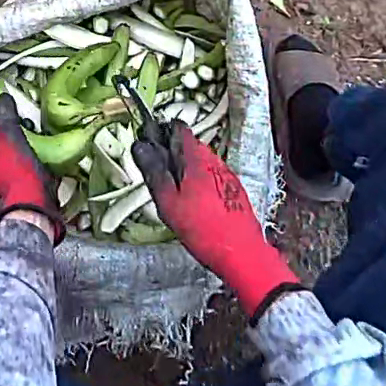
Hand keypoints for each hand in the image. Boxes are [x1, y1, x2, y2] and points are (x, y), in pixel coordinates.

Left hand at [0, 95, 62, 242]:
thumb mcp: (9, 137)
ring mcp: (8, 180)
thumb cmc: (18, 172)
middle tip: (22, 120)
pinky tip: (45, 148)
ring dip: (24, 142)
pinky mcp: (25, 185)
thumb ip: (5, 117)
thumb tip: (2, 97)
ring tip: (35, 132)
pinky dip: (34, 154)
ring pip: (14, 154)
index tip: (0, 111)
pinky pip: (28, 164)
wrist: (36, 205)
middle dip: (10, 130)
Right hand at [131, 125, 299, 316]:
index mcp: (196, 160)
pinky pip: (213, 174)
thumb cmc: (204, 230)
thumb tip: (141, 147)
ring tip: (174, 188)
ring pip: (201, 160)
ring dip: (186, 166)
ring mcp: (227, 175)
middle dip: (172, 151)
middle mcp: (215, 162)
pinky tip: (195, 199)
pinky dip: (200, 179)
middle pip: (190, 144)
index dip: (161, 131)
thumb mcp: (168, 202)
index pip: (178, 130)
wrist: (244, 255)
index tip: (149, 139)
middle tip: (157, 169)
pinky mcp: (235, 189)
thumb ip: (154, 172)